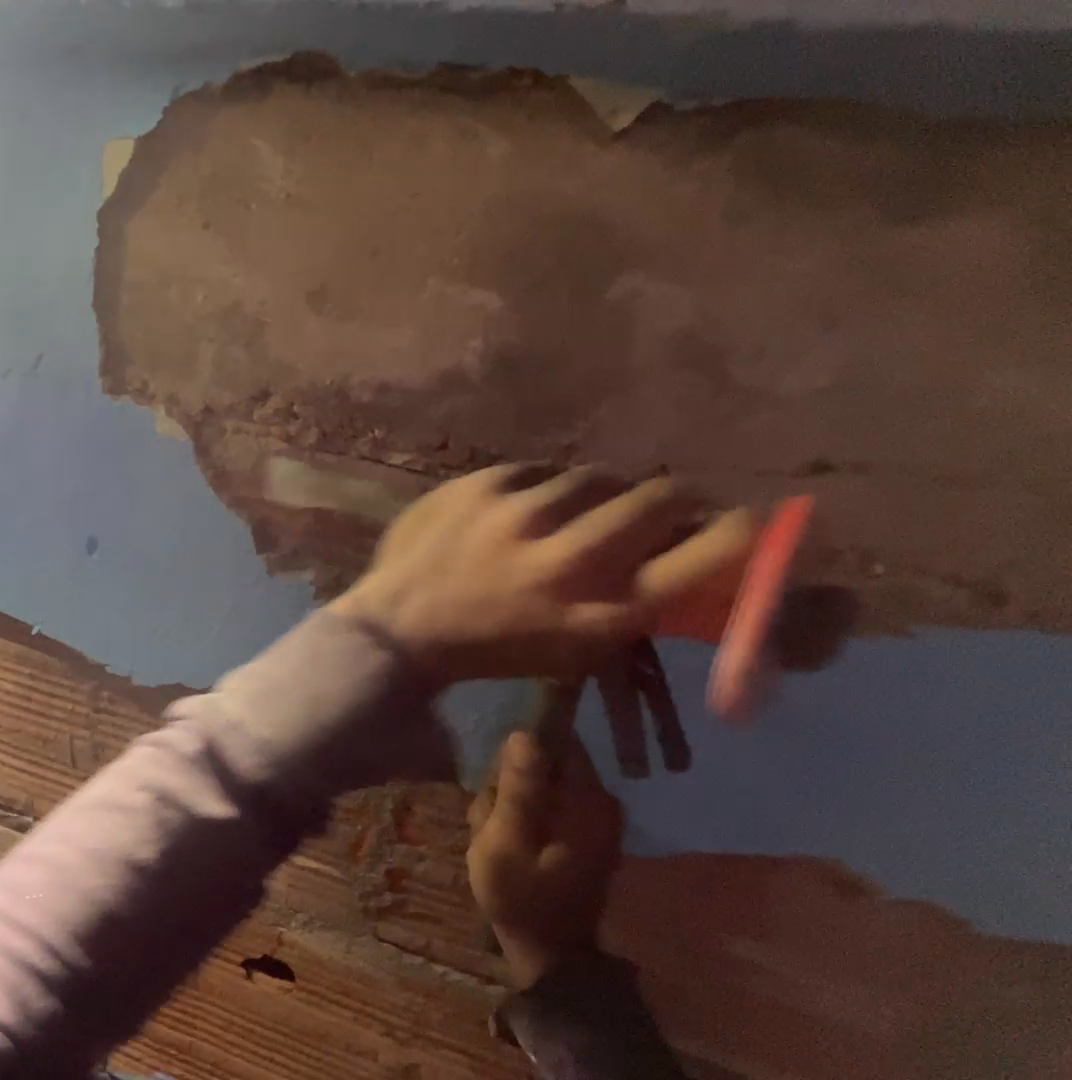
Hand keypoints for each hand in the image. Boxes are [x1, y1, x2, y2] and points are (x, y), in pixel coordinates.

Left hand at [328, 464, 755, 682]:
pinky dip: (542, 487)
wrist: (398, 627)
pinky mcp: (480, 485)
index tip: (741, 522)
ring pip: (598, 476)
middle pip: (663, 497)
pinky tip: (521, 511)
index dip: (742, 530)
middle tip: (658, 507)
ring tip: (573, 513)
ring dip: (599, 493)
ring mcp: (519, 515)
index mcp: (602, 612)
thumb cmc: (492, 646)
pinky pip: (540, 469)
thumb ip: (636, 601)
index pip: (712, 553)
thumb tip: (694, 549)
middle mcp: (569, 558)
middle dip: (673, 499)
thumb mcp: (576, 647)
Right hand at [467, 730, 622, 987]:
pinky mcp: (581, 833)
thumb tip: (523, 733)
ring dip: (507, 801)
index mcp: (588, 801)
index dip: (520, 748)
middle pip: (544, 760)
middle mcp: (599, 802)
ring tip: (493, 835)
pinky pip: (543, 804)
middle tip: (489, 817)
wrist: (547, 955)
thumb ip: (517, 787)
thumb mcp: (507, 839)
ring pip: (537, 783)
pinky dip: (520, 817)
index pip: (558, 739)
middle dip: (508, 781)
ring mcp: (592, 819)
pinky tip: (505, 842)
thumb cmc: (522, 896)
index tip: (497, 779)